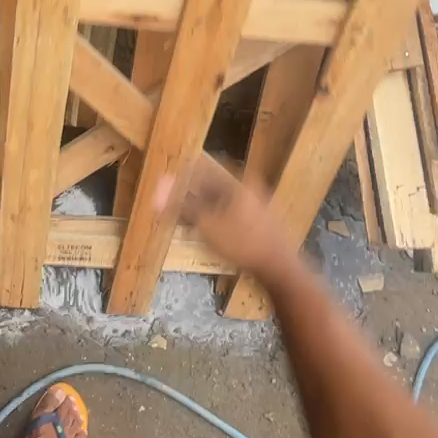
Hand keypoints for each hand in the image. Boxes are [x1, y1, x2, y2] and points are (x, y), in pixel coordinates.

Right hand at [153, 158, 296, 278]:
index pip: (202, 169)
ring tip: (187, 222)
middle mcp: (249, 188)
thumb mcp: (207, 224)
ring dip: (202, 208)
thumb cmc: (242, 243)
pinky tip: (207, 233)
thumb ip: (182, 206)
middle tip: (173, 205)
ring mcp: (258, 205)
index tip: (165, 187)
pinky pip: (232, 213)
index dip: (181, 176)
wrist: (279, 268)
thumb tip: (157, 192)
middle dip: (191, 194)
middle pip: (213, 184)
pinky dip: (216, 218)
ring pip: (222, 200)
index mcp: (237, 182)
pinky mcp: (261, 223)